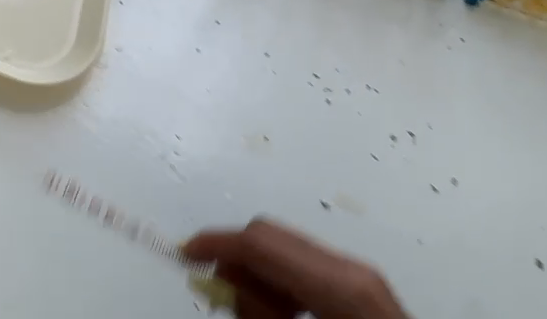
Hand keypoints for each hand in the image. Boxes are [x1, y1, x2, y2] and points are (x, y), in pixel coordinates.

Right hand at [182, 218, 408, 318]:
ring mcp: (360, 272)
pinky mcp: (363, 284)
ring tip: (260, 314)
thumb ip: (256, 310)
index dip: (215, 243)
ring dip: (259, 275)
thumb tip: (219, 284)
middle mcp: (349, 266)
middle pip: (269, 237)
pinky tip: (284, 314)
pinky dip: (283, 282)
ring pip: (284, 249)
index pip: (261, 243)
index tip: (183, 254)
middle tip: (224, 297)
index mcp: (338, 282)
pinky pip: (305, 266)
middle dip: (236, 261)